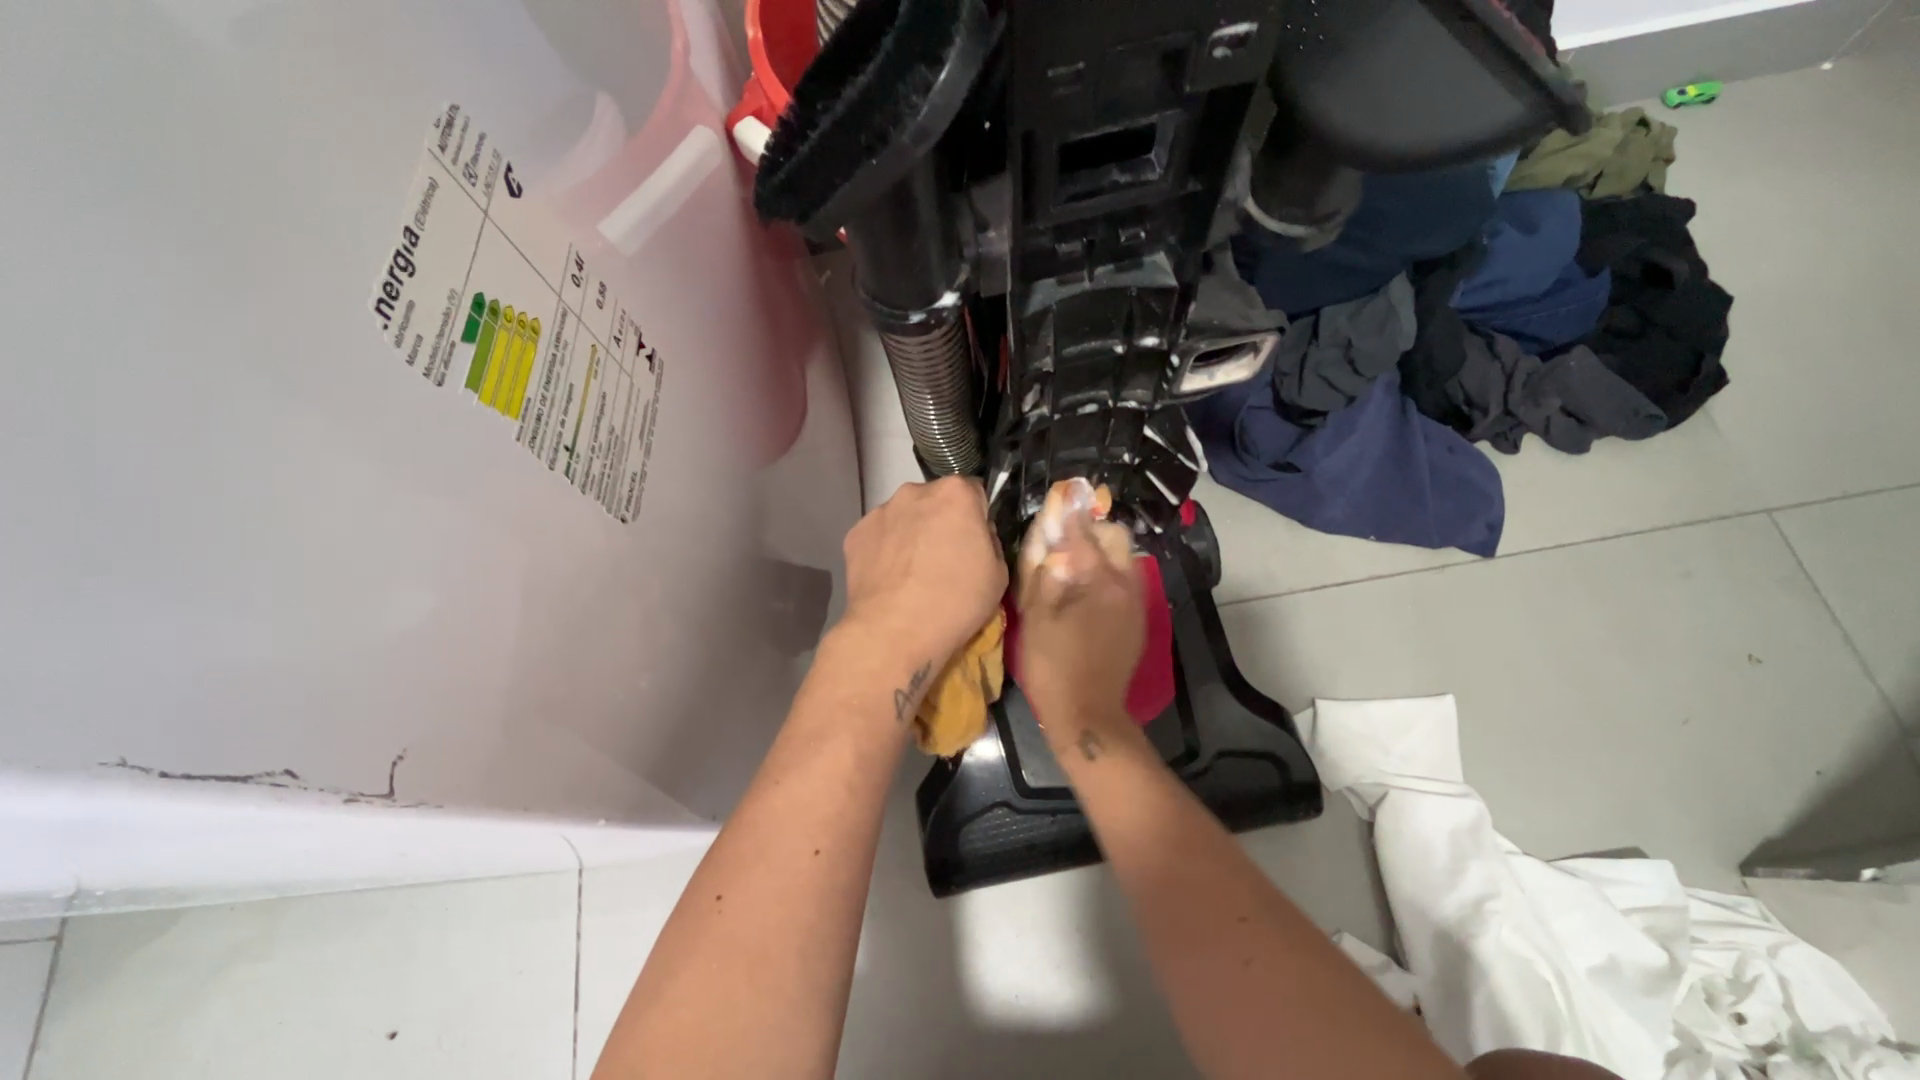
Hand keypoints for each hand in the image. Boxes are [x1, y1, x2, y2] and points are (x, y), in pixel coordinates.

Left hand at [841, 477, 1007, 665]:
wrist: (894, 632)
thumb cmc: (956, 602)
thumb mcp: (998, 574)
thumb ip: (989, 541)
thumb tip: (975, 537)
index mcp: (955, 493)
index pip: (974, 492)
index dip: (977, 518)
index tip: (974, 543)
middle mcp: (914, 492)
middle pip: (935, 501)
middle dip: (941, 522)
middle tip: (944, 560)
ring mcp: (880, 512)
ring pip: (904, 517)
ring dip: (911, 535)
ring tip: (912, 574)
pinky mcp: (855, 534)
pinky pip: (879, 537)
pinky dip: (885, 551)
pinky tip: (890, 581)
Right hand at [1017, 512, 1144, 738]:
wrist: (1088, 714)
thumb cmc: (1053, 665)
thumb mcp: (1035, 614)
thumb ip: (1042, 568)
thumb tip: (1048, 532)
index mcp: (1100, 579)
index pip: (1086, 529)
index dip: (1071, 511)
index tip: (1061, 495)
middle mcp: (1127, 584)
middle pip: (1117, 537)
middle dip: (1093, 530)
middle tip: (1065, 540)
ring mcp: (1137, 604)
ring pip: (1125, 559)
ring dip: (1102, 553)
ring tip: (1073, 567)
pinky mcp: (1138, 622)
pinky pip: (1126, 583)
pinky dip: (1108, 576)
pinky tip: (1085, 593)